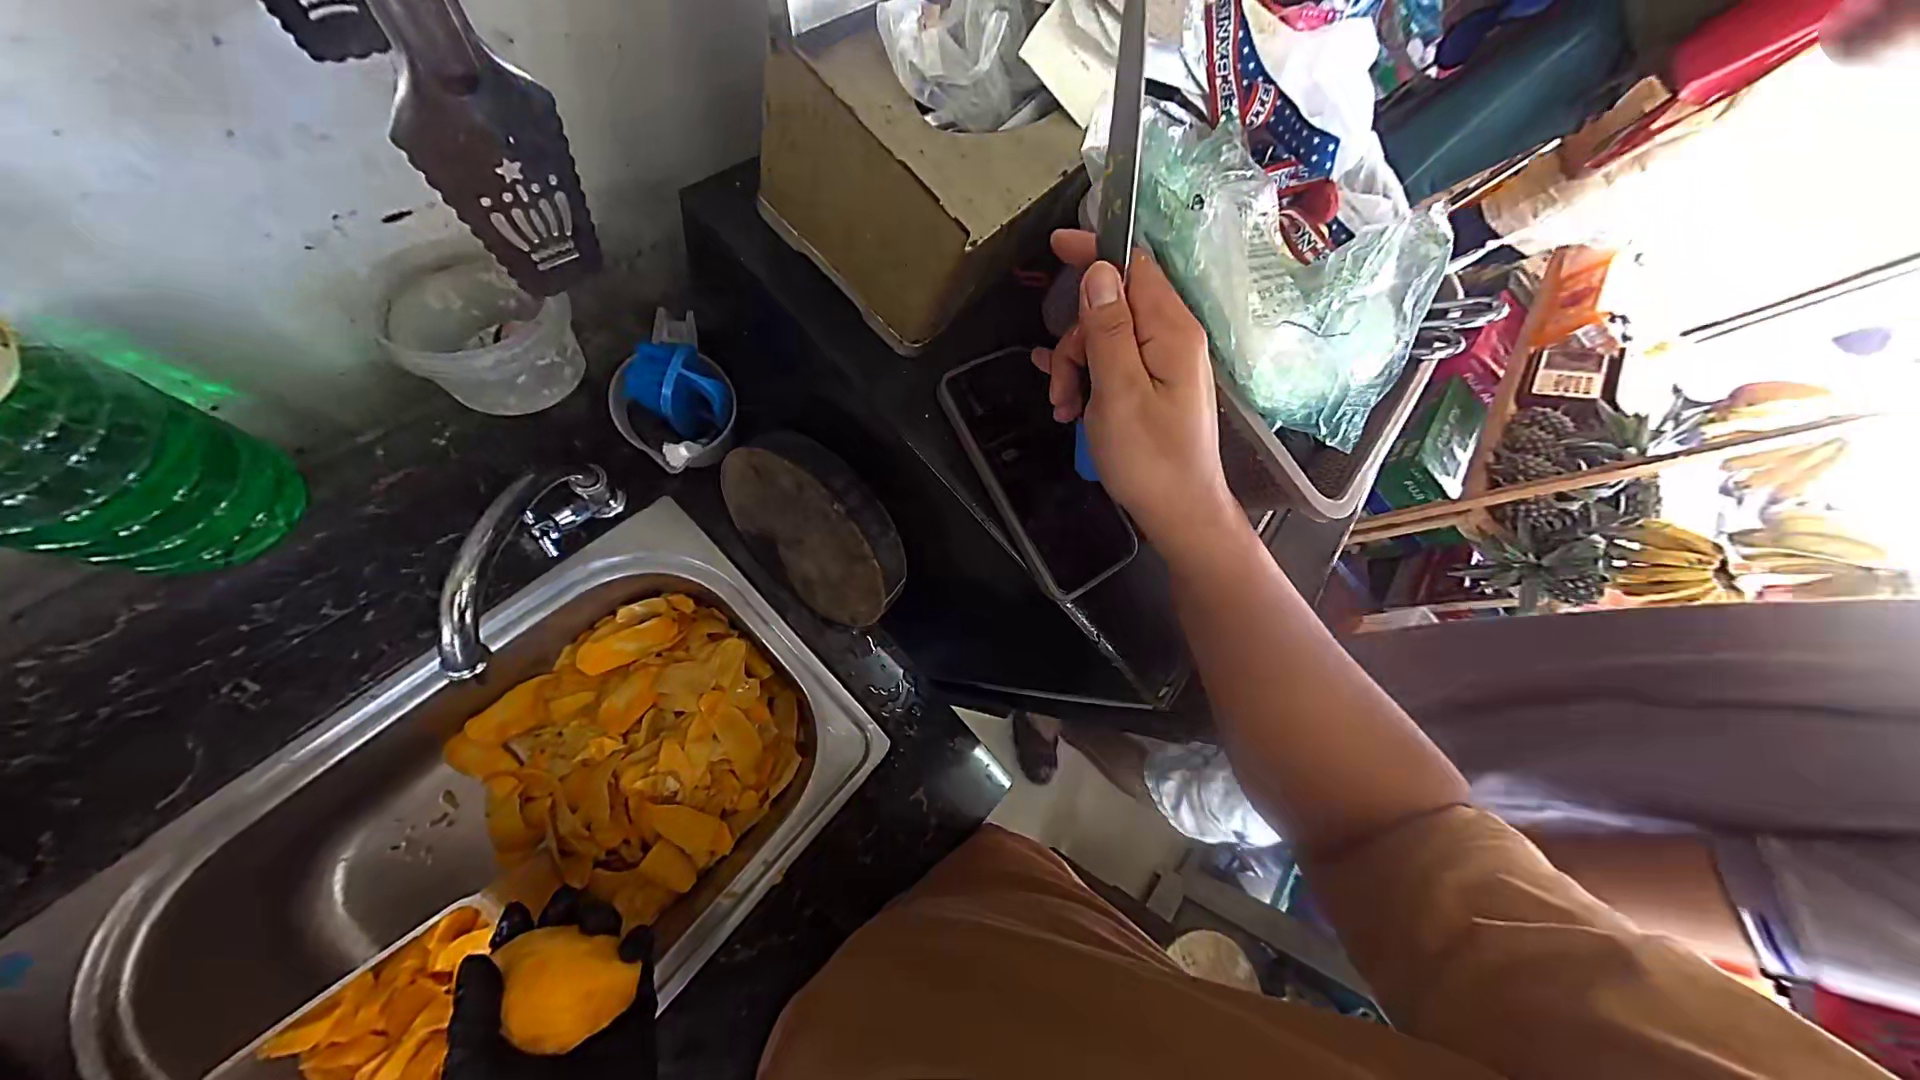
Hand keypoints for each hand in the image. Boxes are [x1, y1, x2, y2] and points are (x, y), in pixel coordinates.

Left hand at [446, 887, 657, 1079]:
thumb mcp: (478, 1067)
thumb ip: (475, 1017)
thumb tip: (474, 959)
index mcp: (518, 1016)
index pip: (516, 962)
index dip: (516, 932)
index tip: (518, 909)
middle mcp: (559, 1002)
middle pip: (565, 943)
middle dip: (566, 914)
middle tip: (566, 900)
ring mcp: (601, 1003)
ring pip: (606, 945)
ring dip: (604, 921)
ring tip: (596, 918)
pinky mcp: (637, 1007)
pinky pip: (644, 968)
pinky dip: (642, 945)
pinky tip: (634, 940)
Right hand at [1033, 229, 1243, 560]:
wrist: (1179, 513)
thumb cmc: (1150, 461)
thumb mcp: (1118, 392)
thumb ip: (1108, 329)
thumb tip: (1099, 271)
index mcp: (1171, 331)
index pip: (1134, 266)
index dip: (1096, 252)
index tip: (1057, 245)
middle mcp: (1171, 339)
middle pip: (1112, 306)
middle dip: (1076, 338)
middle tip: (1062, 385)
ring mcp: (1162, 364)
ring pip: (1105, 338)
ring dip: (1076, 366)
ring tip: (1065, 408)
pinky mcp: (1152, 386)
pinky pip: (1112, 363)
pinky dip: (1086, 378)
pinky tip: (1067, 400)